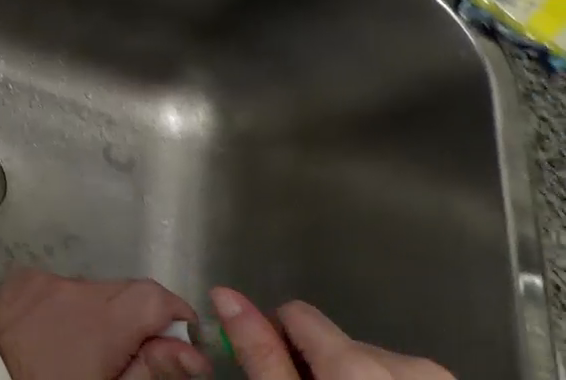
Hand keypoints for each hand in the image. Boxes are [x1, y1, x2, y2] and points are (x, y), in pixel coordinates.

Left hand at [0, 269, 210, 379]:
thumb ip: (153, 371)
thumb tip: (194, 352)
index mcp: (101, 317)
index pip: (154, 295)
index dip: (176, 317)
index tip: (181, 344)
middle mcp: (72, 287)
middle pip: (123, 291)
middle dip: (139, 320)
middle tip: (134, 358)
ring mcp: (41, 278)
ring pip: (90, 290)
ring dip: (101, 314)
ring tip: (88, 352)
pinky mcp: (18, 279)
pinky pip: (57, 288)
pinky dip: (68, 307)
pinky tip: (56, 335)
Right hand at [210, 288, 453, 378]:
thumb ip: (260, 351)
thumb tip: (223, 293)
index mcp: (356, 359)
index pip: (295, 313)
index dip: (280, 339)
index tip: (282, 369)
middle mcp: (405, 361)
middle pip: (336, 339)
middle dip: (322, 365)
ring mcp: (441, 378)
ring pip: (373, 360)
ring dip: (357, 379)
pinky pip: (405, 376)